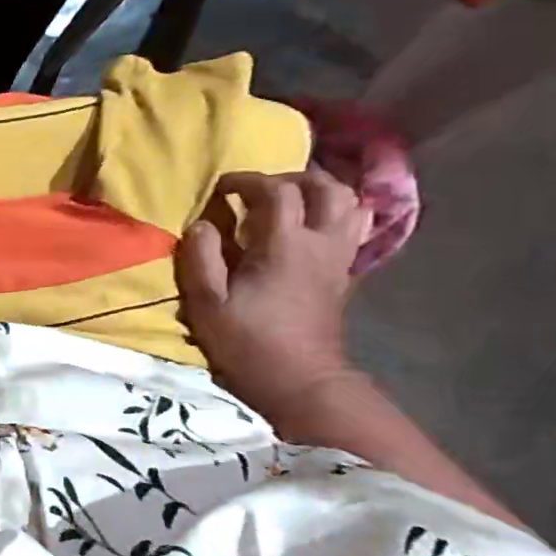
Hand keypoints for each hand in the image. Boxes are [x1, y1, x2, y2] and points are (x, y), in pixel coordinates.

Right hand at [178, 170, 369, 420]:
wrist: (298, 378)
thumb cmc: (245, 340)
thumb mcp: (206, 301)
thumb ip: (201, 257)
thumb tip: (201, 225)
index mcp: (284, 244)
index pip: (276, 192)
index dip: (247, 181)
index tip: (220, 187)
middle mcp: (320, 242)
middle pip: (323, 187)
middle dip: (288, 177)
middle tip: (256, 188)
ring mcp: (339, 257)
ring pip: (348, 202)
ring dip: (320, 190)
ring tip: (289, 198)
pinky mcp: (344, 272)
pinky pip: (354, 226)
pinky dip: (337, 212)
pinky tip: (314, 223)